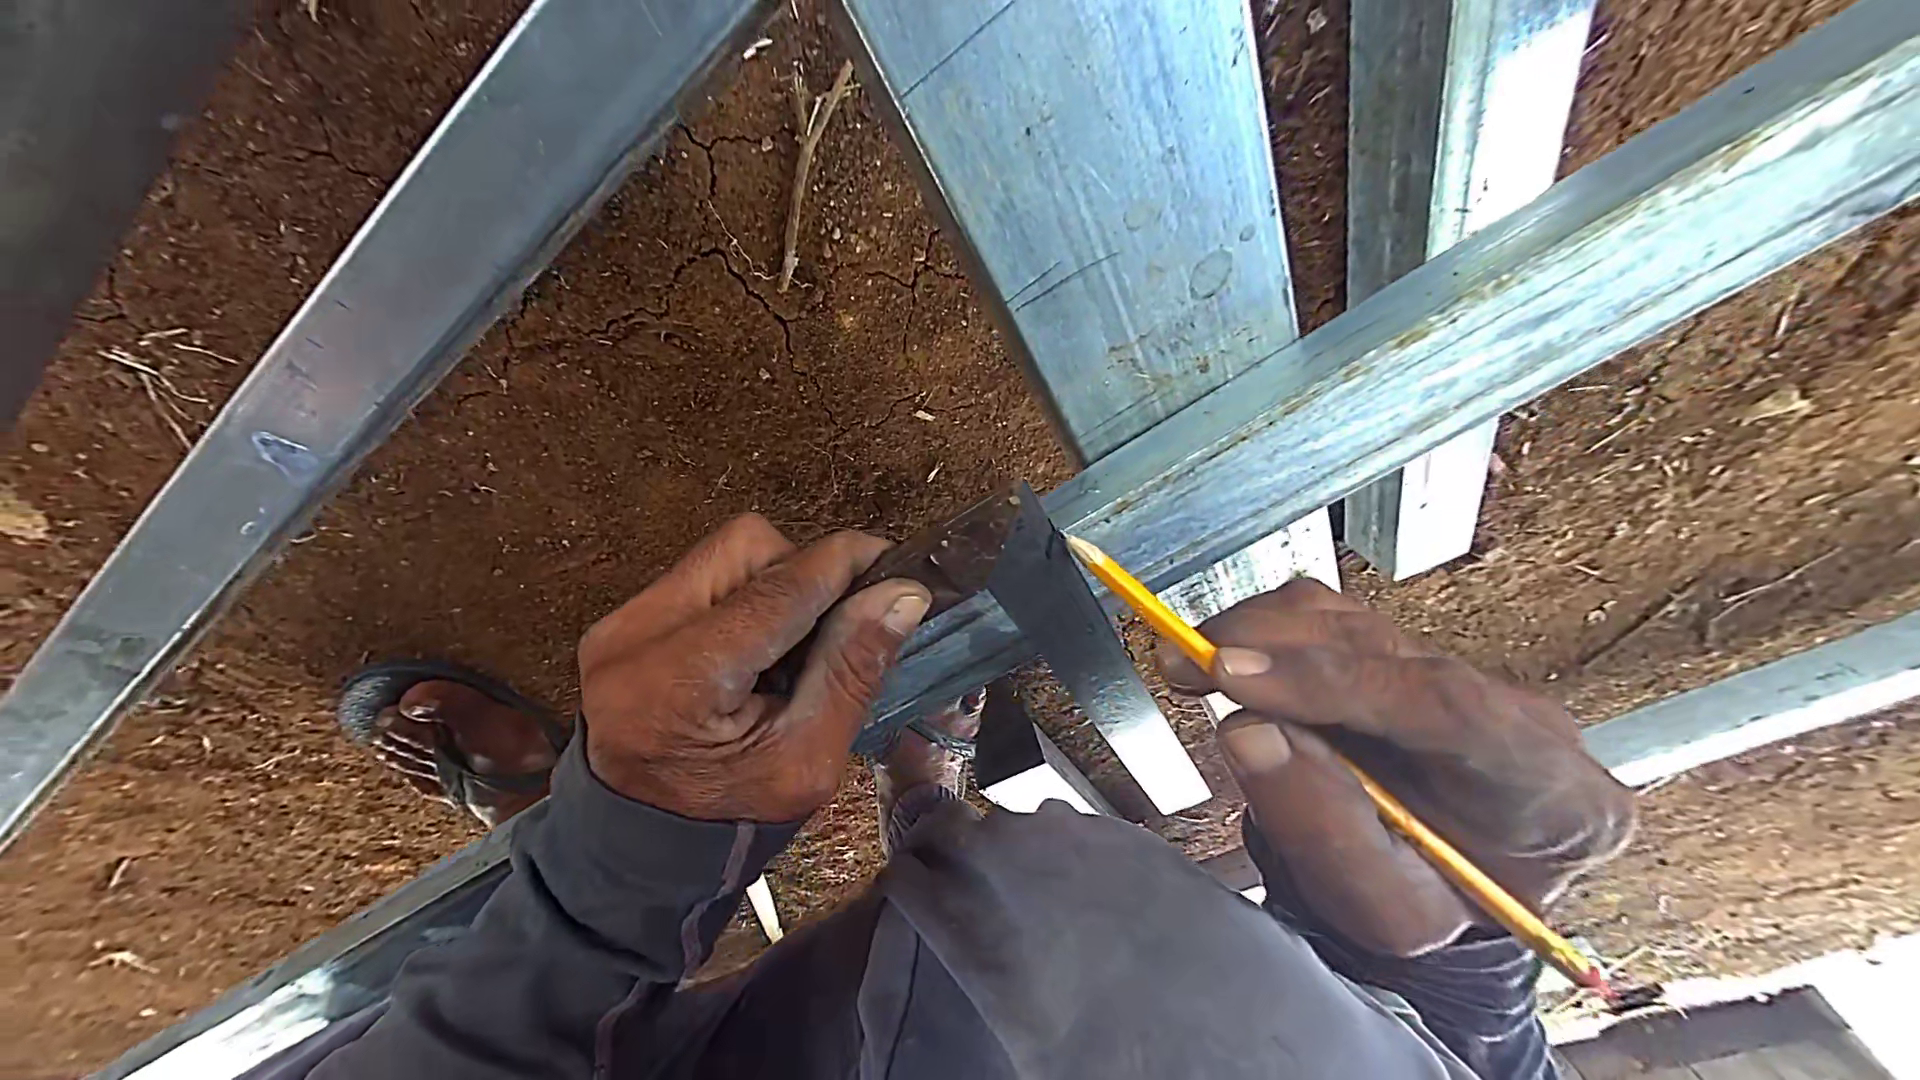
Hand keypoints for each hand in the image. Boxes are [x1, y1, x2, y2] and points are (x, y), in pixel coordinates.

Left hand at [578, 514, 930, 822]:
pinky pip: (708, 572)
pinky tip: (759, 643)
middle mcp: (636, 634)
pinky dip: (750, 593)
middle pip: (747, 546)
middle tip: (833, 621)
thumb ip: (853, 668)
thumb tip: (901, 596)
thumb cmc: (729, 815)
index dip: (844, 563)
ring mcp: (623, 620)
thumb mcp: (808, 758)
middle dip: (806, 571)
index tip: (893, 562)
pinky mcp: (628, 616)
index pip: (778, 591)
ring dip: (779, 580)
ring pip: (729, 549)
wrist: (643, 840)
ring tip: (791, 641)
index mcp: (677, 682)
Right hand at [1159, 580, 1634, 957]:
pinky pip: (1316, 616)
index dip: (1326, 680)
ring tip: (1192, 664)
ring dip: (1253, 631)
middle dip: (1269, 648)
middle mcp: (1502, 709)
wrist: (1433, 882)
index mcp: (1543, 786)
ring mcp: (1442, 670)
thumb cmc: (1423, 900)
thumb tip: (1248, 734)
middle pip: (1376, 644)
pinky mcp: (1388, 651)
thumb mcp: (1384, 909)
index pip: (1442, 702)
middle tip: (1187, 664)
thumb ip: (1322, 828)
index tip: (1235, 675)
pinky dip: (1257, 628)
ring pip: (1339, 617)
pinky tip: (1223, 656)